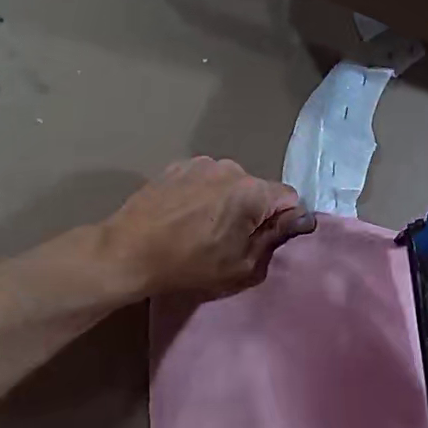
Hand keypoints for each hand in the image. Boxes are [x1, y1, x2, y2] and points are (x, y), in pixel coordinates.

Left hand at [91, 157, 315, 300]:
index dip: (282, 221)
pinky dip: (204, 193)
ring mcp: (202, 164)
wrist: (127, 253)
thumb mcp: (243, 264)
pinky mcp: (177, 166)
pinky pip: (206, 178)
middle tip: (232, 238)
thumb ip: (276, 237)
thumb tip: (301, 219)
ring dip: (227, 200)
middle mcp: (232, 168)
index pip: (289, 198)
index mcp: (252, 191)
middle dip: (254, 210)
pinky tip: (185, 214)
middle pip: (259, 189)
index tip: (264, 240)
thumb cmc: (189, 264)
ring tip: (204, 226)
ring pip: (232, 183)